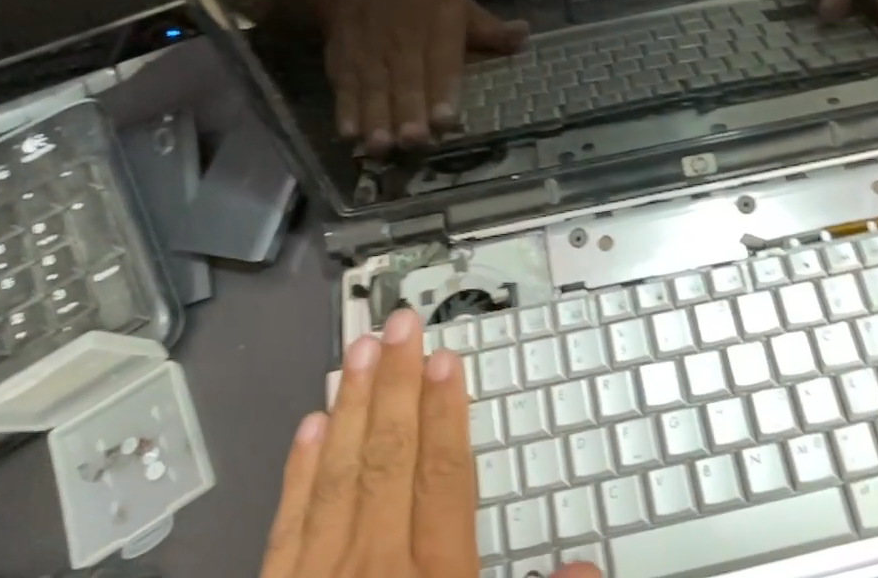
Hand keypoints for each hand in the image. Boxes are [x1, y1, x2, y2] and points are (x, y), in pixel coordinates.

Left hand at [262, 311, 598, 577]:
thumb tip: (587, 566)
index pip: (442, 479)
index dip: (446, 413)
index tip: (446, 359)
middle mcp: (371, 573)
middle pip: (387, 459)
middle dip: (394, 384)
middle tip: (398, 324)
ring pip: (336, 476)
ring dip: (348, 408)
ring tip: (356, 351)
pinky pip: (289, 525)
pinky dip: (300, 470)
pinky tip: (309, 425)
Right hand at [315, 0, 527, 152]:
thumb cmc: (417, 0)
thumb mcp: (458, 6)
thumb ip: (490, 30)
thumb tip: (525, 36)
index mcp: (437, 28)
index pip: (441, 62)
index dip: (443, 91)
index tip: (447, 119)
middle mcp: (403, 44)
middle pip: (406, 81)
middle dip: (408, 112)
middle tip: (414, 140)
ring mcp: (370, 55)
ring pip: (374, 90)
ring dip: (377, 119)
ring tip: (383, 146)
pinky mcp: (342, 64)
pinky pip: (344, 89)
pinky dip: (345, 111)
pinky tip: (350, 135)